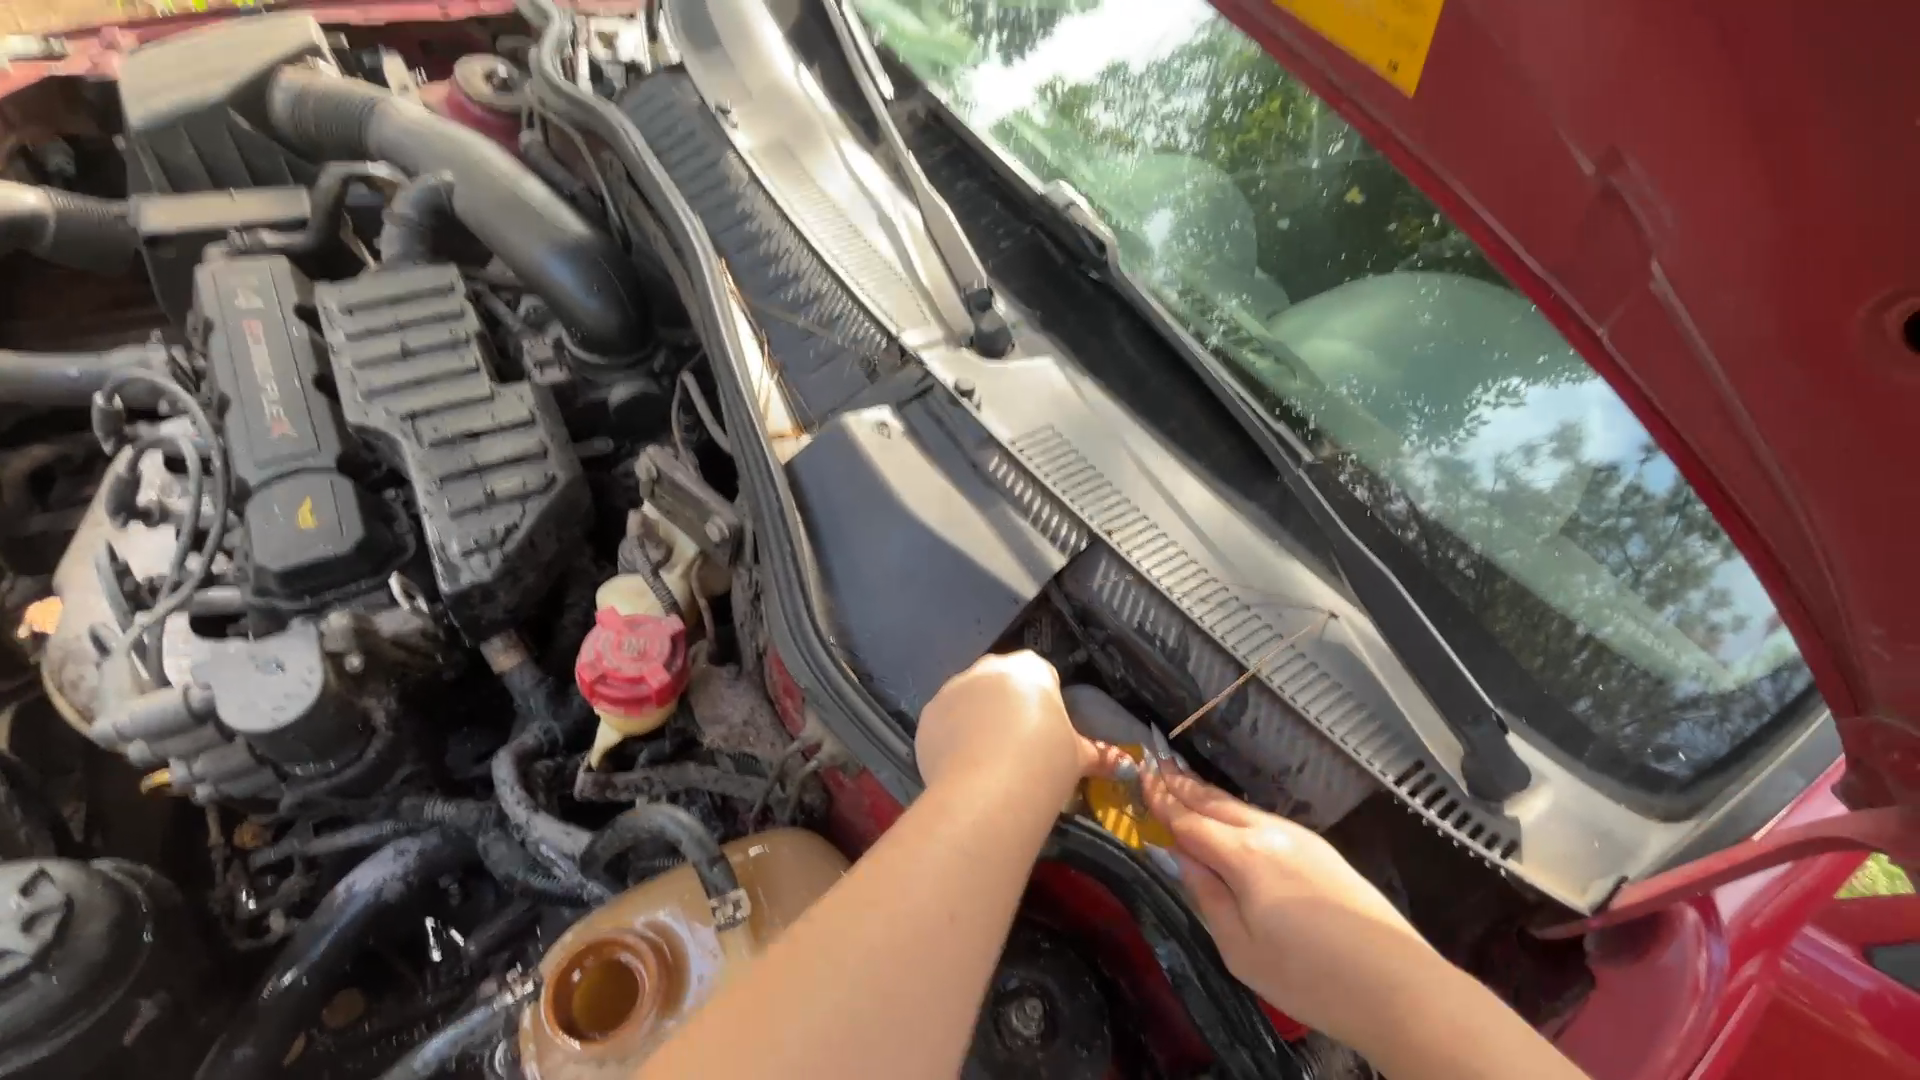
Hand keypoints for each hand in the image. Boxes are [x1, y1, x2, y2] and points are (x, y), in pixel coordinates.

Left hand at [915, 652, 1124, 795]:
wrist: (989, 790)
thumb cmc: (1045, 762)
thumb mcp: (1077, 758)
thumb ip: (1097, 754)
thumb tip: (1124, 764)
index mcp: (1030, 668)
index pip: (1041, 676)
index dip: (1044, 704)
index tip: (1046, 734)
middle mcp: (988, 668)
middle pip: (1001, 683)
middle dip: (1007, 707)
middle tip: (1019, 749)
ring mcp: (953, 689)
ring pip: (969, 701)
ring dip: (977, 722)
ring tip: (989, 763)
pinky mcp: (927, 715)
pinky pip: (944, 723)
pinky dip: (952, 740)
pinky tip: (964, 769)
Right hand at [1144, 764, 1438, 1047]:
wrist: (1401, 988)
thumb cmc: (1310, 980)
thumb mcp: (1241, 951)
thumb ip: (1207, 898)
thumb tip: (1184, 859)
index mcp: (1244, 857)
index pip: (1190, 821)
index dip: (1162, 801)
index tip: (1141, 777)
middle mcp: (1269, 834)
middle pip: (1216, 803)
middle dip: (1182, 784)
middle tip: (1155, 764)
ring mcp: (1300, 839)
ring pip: (1242, 807)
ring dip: (1209, 794)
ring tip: (1184, 780)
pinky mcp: (1322, 851)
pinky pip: (1264, 820)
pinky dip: (1236, 810)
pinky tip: (1230, 814)